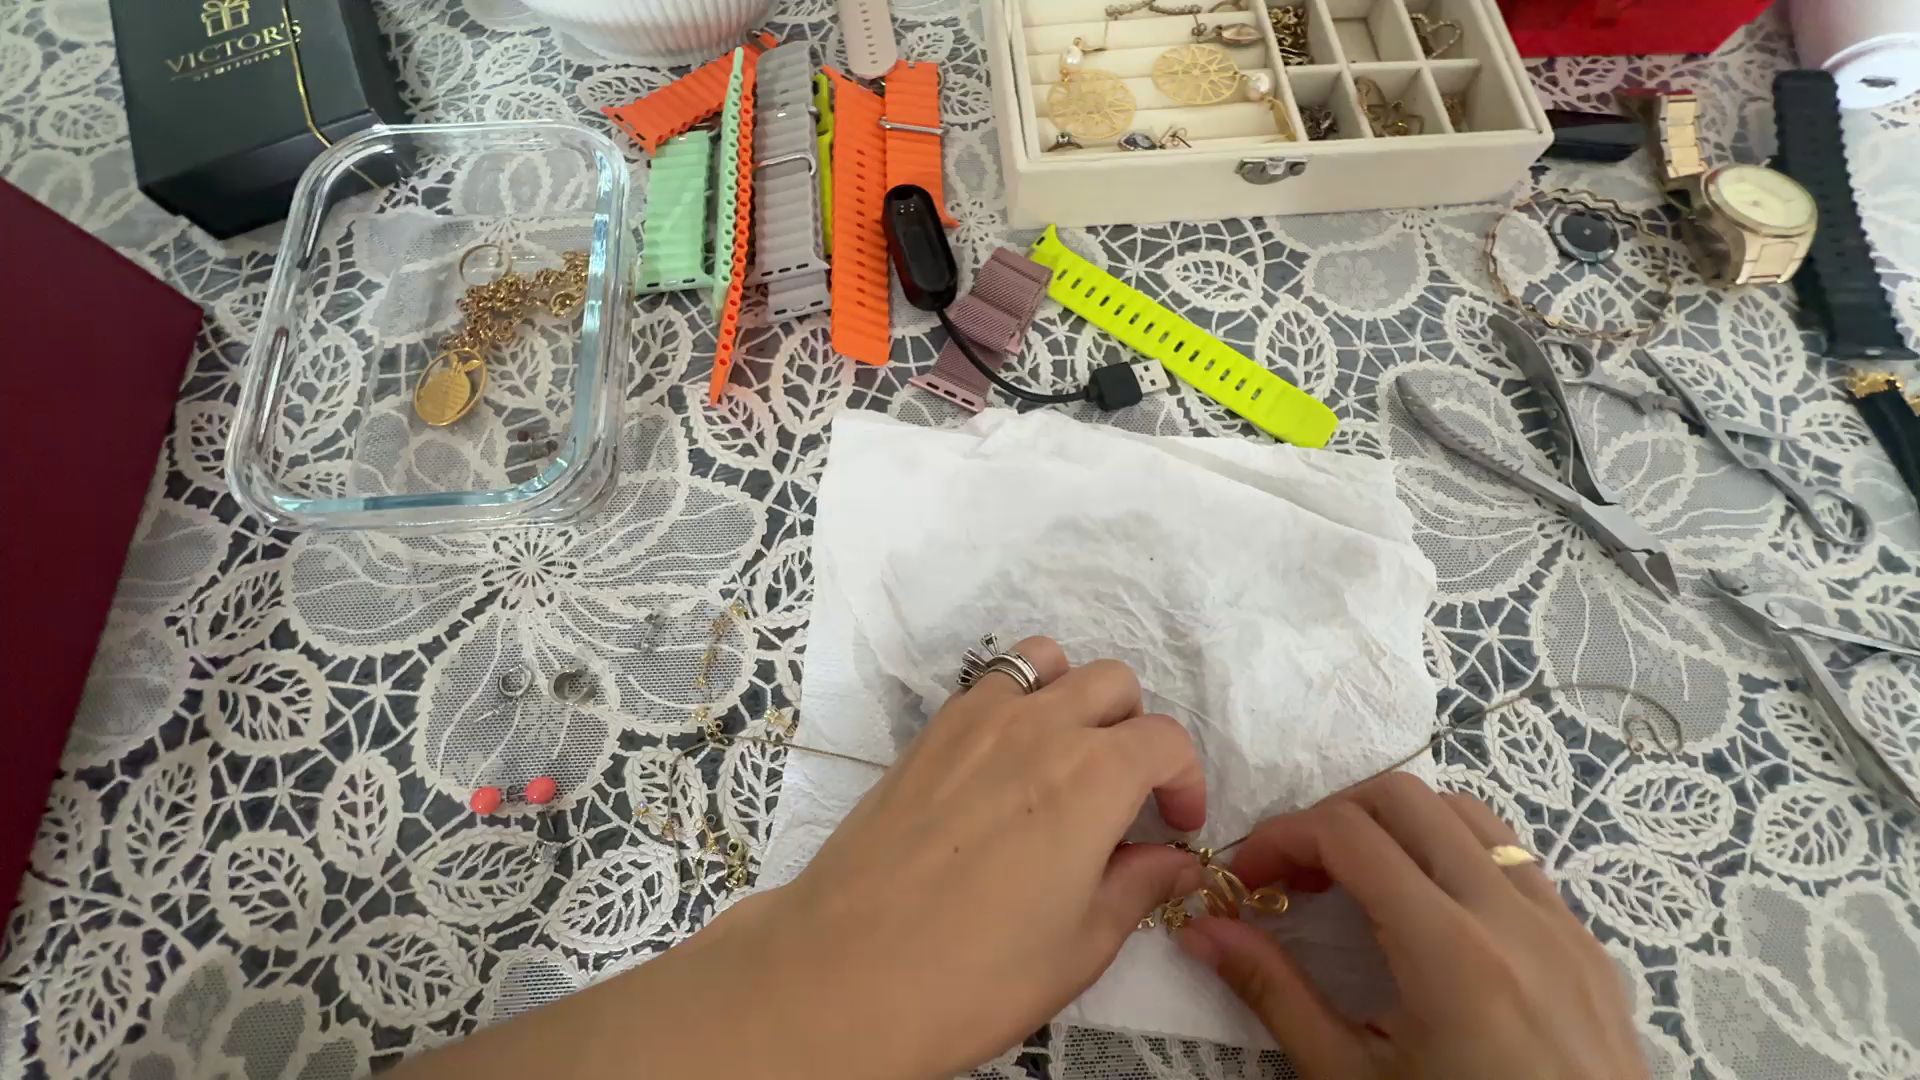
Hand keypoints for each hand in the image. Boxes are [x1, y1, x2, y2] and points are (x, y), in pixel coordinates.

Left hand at [715, 636, 1206, 1078]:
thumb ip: (1139, 884)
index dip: (1186, 780)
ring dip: (1074, 695)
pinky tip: (1004, 759)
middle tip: (1124, 791)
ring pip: (1049, 661)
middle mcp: (1040, 724)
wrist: (848, 968)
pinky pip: (993, 680)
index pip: (1166, 740)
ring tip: (1065, 754)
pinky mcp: (934, 725)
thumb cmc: (977, 971)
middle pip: (1114, 682)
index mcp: (1092, 775)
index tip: (1174, 824)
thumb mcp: (1081, 943)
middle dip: (1136, 729)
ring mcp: (979, 715)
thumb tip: (1175, 860)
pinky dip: (1018, 698)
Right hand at [1176, 774, 1645, 1079]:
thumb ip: (1272, 992)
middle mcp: (1512, 917)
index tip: (1250, 878)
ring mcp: (1564, 927)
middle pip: (1402, 796)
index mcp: (1451, 954)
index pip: (1346, 832)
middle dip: (1332, 815)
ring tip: (1361, 878)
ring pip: (1463, 811)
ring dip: (1395, 824)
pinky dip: (1450, 850)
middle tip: (1300, 872)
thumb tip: (1199, 929)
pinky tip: (1429, 909)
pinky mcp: (1591, 947)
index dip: (1280, 837)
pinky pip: (1510, 855)